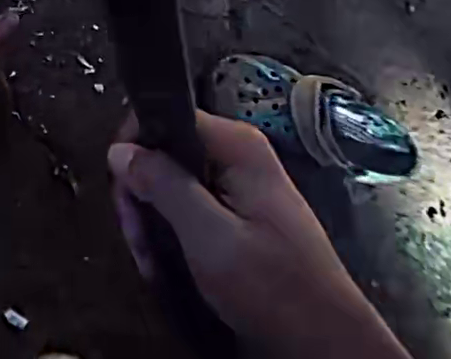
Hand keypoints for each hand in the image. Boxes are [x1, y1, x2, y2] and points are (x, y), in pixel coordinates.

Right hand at [108, 112, 410, 358]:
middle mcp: (234, 151)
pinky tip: (164, 258)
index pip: (161, 116)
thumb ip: (164, 186)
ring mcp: (235, 179)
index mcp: (234, 144)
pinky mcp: (234, 206)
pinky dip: (167, 227)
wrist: (332, 351)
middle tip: (137, 238)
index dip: (133, 150)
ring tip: (150, 257)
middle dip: (139, 193)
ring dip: (149, 217)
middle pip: (160, 150)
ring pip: (166, 178)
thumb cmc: (277, 292)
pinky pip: (184, 200)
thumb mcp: (212, 239)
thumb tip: (118, 151)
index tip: (124, 194)